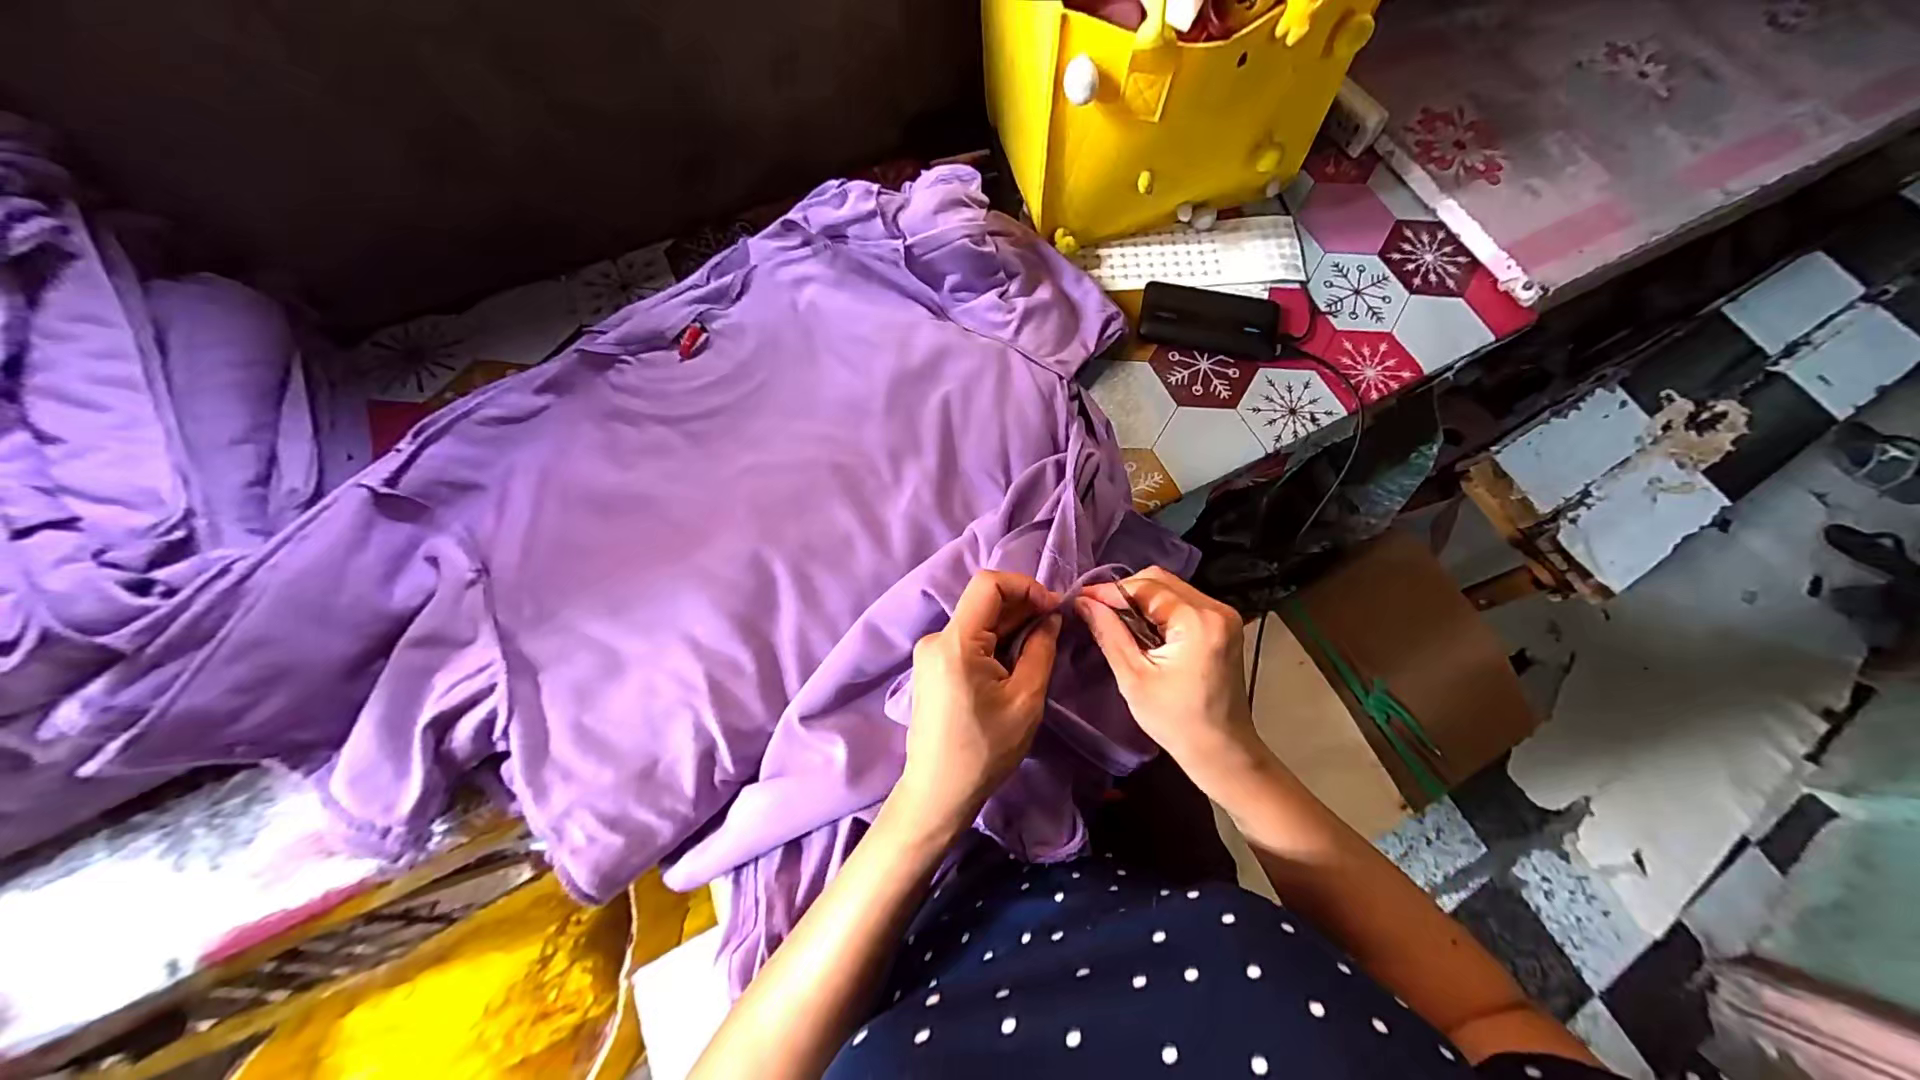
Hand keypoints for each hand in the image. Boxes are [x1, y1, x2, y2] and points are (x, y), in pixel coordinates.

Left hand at [893, 571, 1062, 836]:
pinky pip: (969, 640)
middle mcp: (937, 639)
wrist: (938, 792)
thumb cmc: (984, 750)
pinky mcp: (933, 667)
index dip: (1026, 586)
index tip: (1053, 608)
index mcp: (955, 642)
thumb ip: (1041, 650)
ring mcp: (931, 653)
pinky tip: (1016, 660)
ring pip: (978, 621)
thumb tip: (1051, 617)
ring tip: (1041, 646)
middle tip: (1056, 627)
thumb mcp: (1025, 700)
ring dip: (1012, 625)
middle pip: (984, 602)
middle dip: (1024, 607)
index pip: (988, 583)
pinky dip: (996, 641)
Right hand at [1074, 567, 1269, 789]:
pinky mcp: (1222, 624)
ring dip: (1139, 598)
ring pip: (1170, 588)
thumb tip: (1083, 602)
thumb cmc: (1175, 720)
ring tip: (1112, 618)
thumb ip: (1108, 632)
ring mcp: (1223, 615)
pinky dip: (1156, 608)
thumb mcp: (1133, 677)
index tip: (1080, 599)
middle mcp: (1216, 609)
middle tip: (1094, 608)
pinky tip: (1138, 626)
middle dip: (1123, 591)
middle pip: (1159, 580)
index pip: (1145, 587)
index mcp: (1198, 621)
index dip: (1109, 591)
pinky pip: (1182, 601)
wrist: (1221, 749)